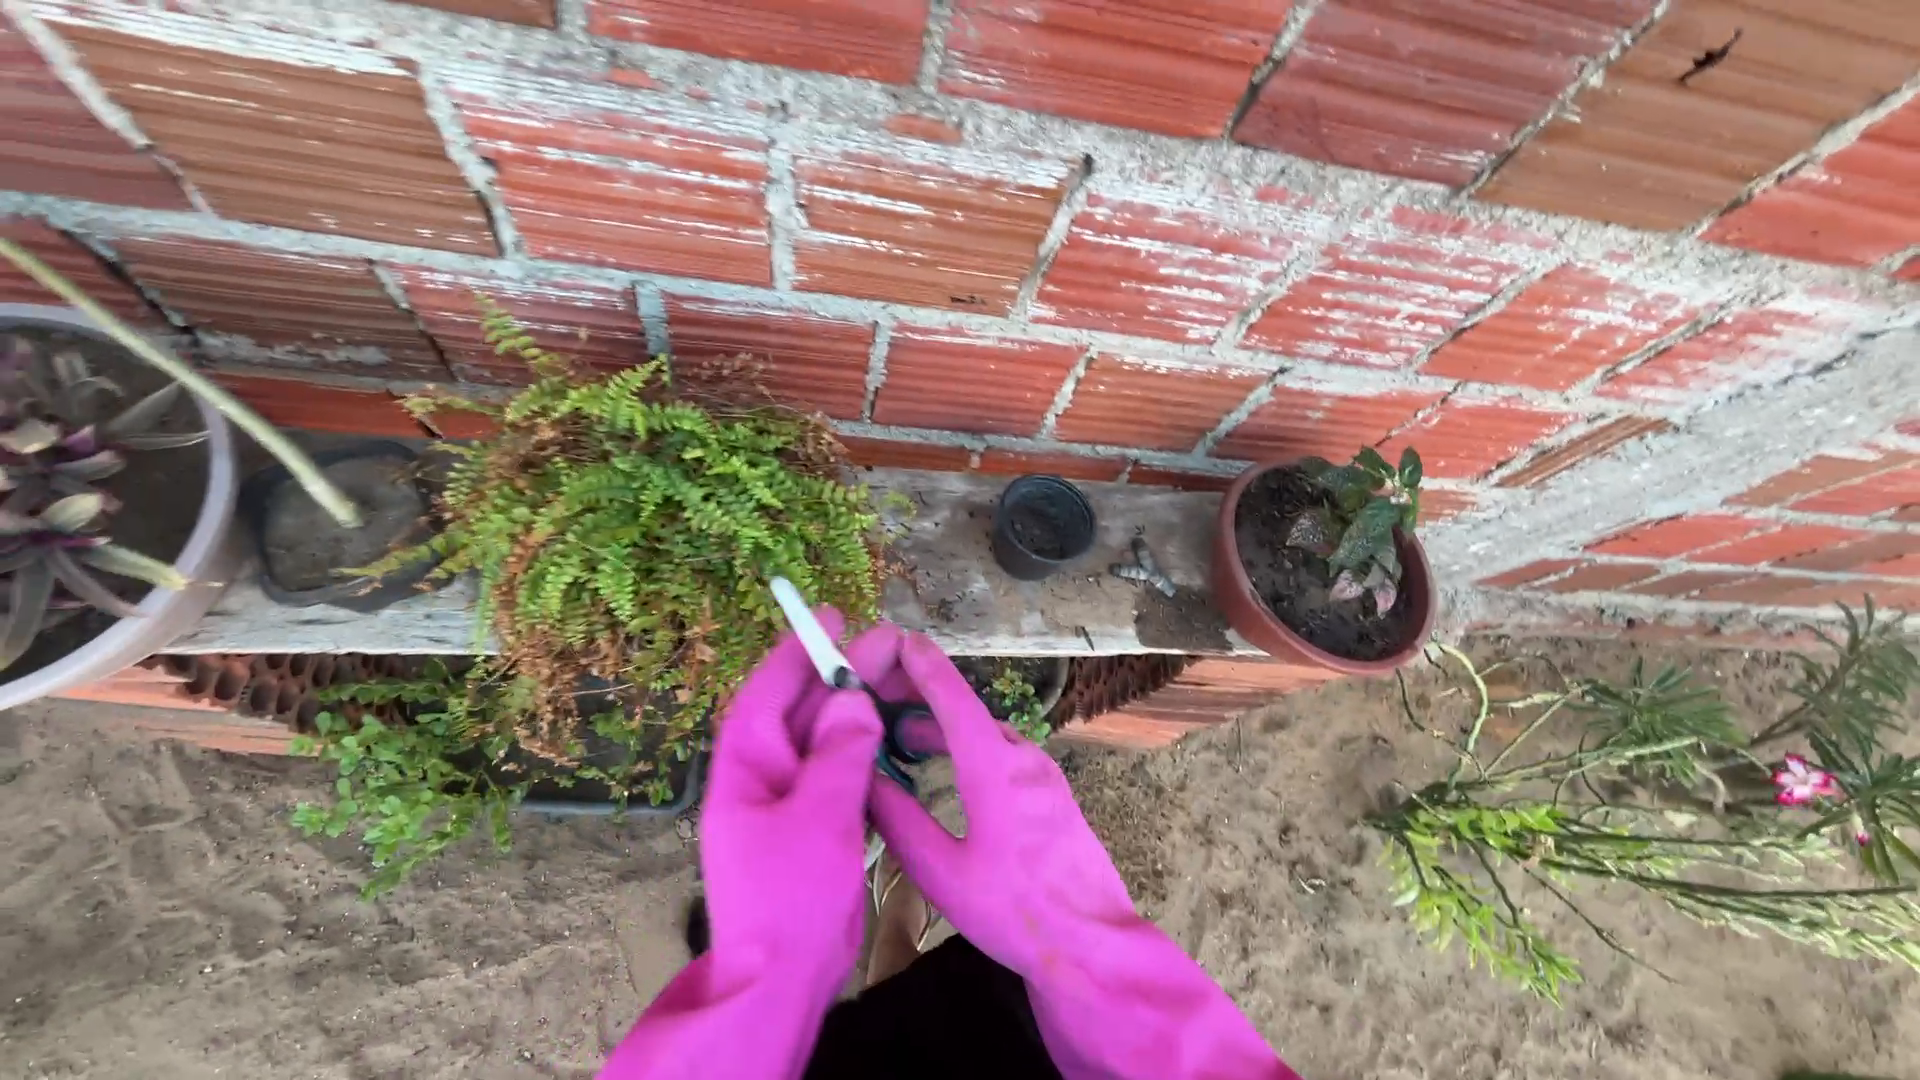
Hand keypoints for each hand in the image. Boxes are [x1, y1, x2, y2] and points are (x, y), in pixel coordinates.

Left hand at [700, 611, 902, 987]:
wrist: (782, 976)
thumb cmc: (787, 895)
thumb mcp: (817, 817)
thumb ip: (839, 753)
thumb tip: (853, 698)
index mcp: (750, 763)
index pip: (771, 689)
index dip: (800, 648)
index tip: (831, 614)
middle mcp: (769, 770)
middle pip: (807, 705)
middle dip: (844, 671)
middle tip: (890, 639)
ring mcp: (795, 795)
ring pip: (829, 735)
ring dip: (860, 705)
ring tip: (900, 674)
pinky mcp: (820, 818)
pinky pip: (844, 767)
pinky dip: (868, 745)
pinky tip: (894, 728)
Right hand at [868, 634, 1138, 976]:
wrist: (1092, 943)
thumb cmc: (1014, 910)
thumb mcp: (942, 873)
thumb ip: (899, 821)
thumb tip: (864, 780)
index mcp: (994, 769)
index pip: (955, 701)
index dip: (926, 667)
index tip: (903, 640)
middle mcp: (1023, 758)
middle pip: (968, 712)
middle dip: (925, 697)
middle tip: (883, 697)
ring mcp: (1042, 773)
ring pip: (986, 733)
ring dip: (945, 726)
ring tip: (904, 737)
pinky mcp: (1051, 791)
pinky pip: (1003, 752)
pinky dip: (969, 746)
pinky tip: (948, 767)